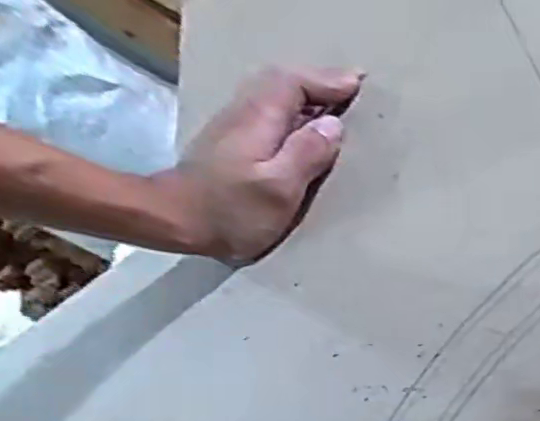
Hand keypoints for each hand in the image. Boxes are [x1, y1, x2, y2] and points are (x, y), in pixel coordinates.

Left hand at [148, 67, 363, 262]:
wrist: (179, 219)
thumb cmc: (234, 210)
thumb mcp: (279, 187)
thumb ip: (306, 154)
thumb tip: (334, 125)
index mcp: (258, 122)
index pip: (291, 85)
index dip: (325, 81)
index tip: (360, 83)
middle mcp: (245, 116)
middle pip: (281, 84)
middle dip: (318, 82)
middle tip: (354, 87)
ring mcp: (239, 129)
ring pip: (277, 97)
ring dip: (309, 95)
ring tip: (340, 103)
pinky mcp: (240, 145)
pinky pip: (275, 115)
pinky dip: (299, 112)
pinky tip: (313, 125)